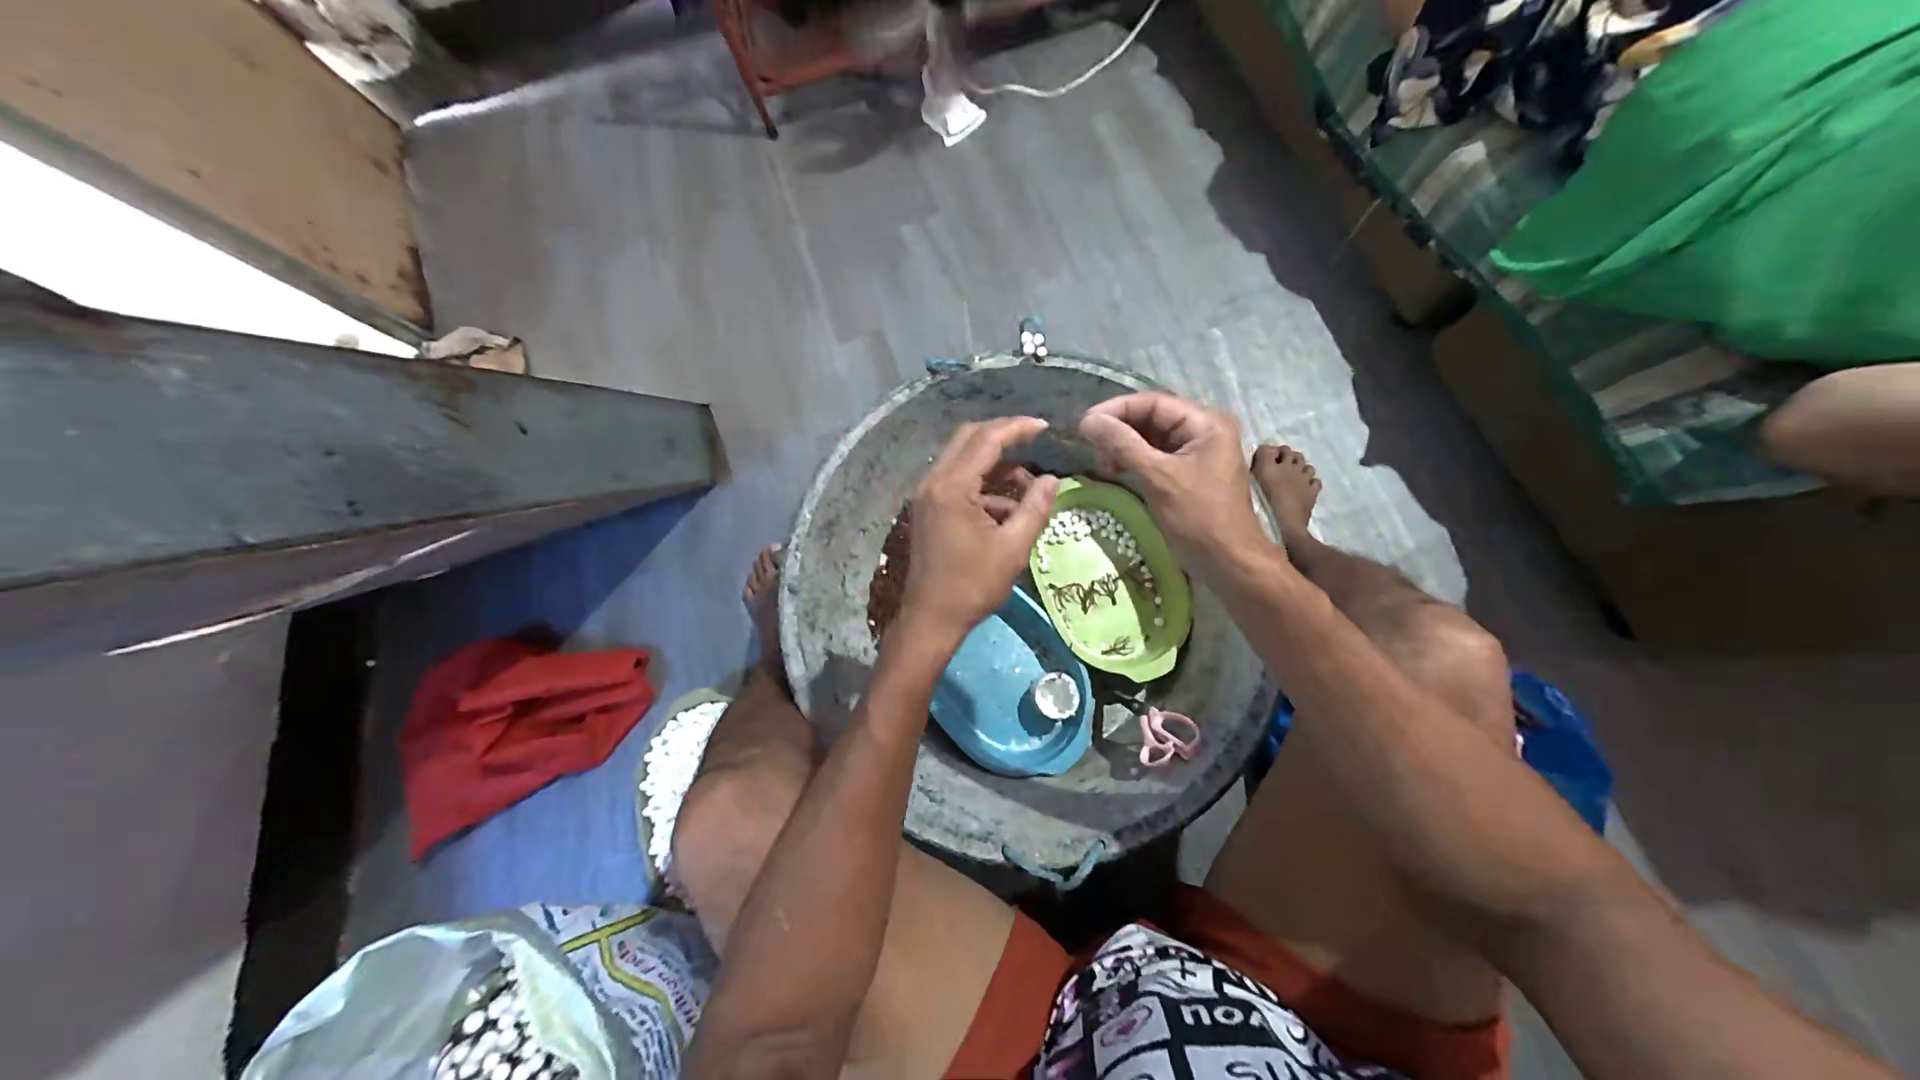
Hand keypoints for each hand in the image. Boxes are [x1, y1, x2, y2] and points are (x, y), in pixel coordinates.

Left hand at [901, 418, 1058, 643]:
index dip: (1017, 428)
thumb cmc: (972, 586)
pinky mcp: (928, 509)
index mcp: (952, 487)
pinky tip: (1007, 509)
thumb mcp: (1013, 548)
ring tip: (1028, 486)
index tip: (1045, 427)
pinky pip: (957, 482)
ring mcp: (927, 495)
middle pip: (969, 439)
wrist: (931, 619)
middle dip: (1003, 437)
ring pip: (962, 460)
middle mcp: (933, 482)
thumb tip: (1053, 480)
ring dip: (995, 465)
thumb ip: (1035, 508)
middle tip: (1035, 441)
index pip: (986, 440)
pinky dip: (983, 485)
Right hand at [1078, 392, 1269, 573]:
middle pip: (1152, 417)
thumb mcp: (1158, 478)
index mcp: (1205, 423)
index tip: (1085, 424)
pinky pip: (1157, 455)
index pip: (1153, 403)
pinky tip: (1116, 470)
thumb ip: (1123, 444)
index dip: (1117, 409)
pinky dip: (1135, 459)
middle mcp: (1204, 429)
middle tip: (1091, 448)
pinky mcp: (1190, 471)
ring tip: (1102, 463)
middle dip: (1119, 429)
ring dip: (1124, 446)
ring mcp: (1198, 451)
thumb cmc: (1198, 518)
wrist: (1229, 562)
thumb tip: (1088, 421)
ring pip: (1152, 436)